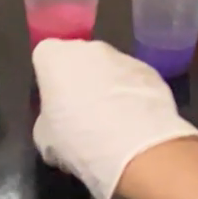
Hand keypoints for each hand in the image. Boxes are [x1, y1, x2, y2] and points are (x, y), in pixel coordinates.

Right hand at [32, 40, 197, 198]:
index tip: (55, 102)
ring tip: (114, 122)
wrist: (136, 150)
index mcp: (55, 57)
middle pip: (80, 59)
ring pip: (110, 69)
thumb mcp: (45, 139)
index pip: (45, 56)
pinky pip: (135, 82)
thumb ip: (47, 120)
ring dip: (109, 88)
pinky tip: (135, 123)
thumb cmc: (78, 140)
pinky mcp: (152, 72)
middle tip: (83, 113)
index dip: (50, 79)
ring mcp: (124, 57)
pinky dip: (133, 96)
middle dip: (81, 79)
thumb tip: (57, 124)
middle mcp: (89, 48)